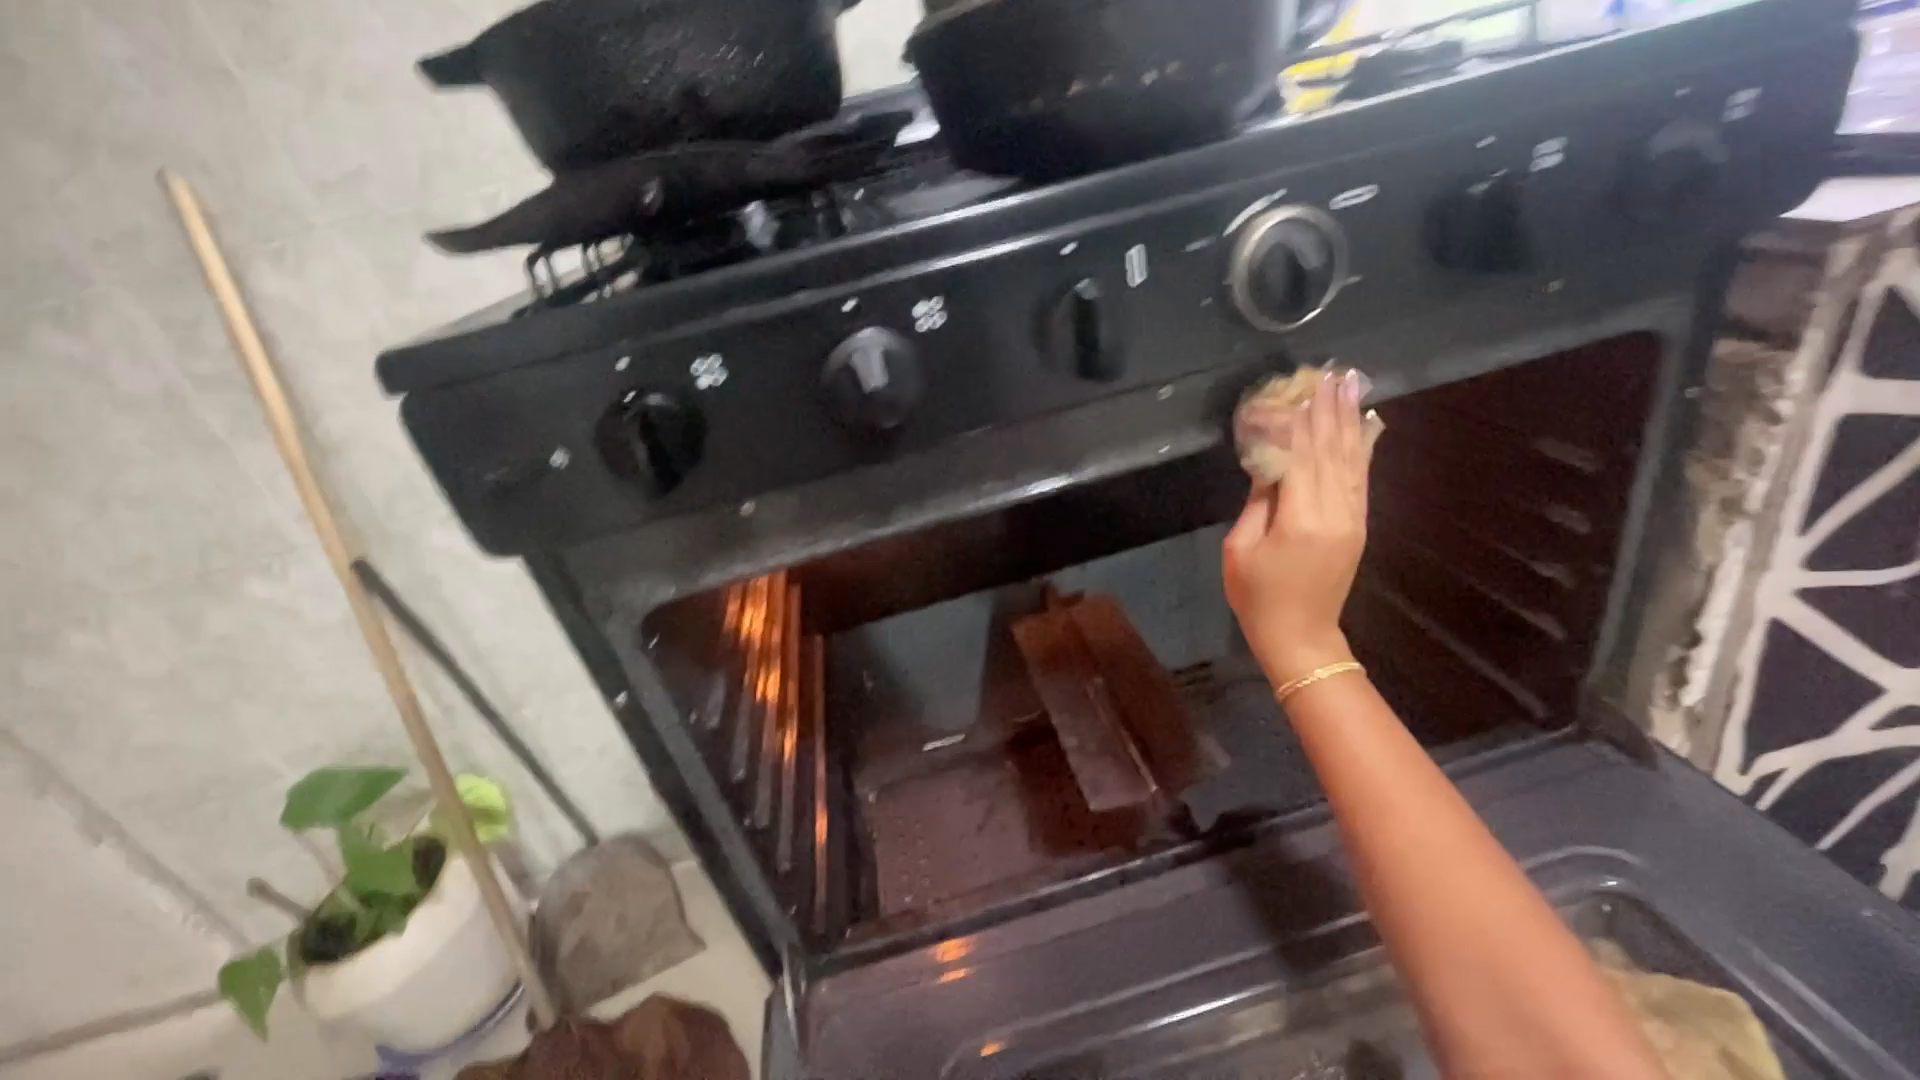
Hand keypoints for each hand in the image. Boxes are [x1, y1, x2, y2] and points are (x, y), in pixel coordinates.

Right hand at [1223, 369, 1374, 684]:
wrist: (1299, 635)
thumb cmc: (1257, 596)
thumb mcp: (1240, 548)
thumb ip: (1257, 501)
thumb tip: (1269, 461)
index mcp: (1300, 519)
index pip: (1297, 456)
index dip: (1287, 422)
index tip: (1280, 392)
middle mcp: (1334, 512)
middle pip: (1328, 450)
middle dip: (1323, 410)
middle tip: (1323, 373)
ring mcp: (1352, 518)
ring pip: (1350, 459)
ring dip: (1346, 419)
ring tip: (1346, 383)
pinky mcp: (1359, 525)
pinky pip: (1361, 478)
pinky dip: (1362, 447)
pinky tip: (1363, 423)